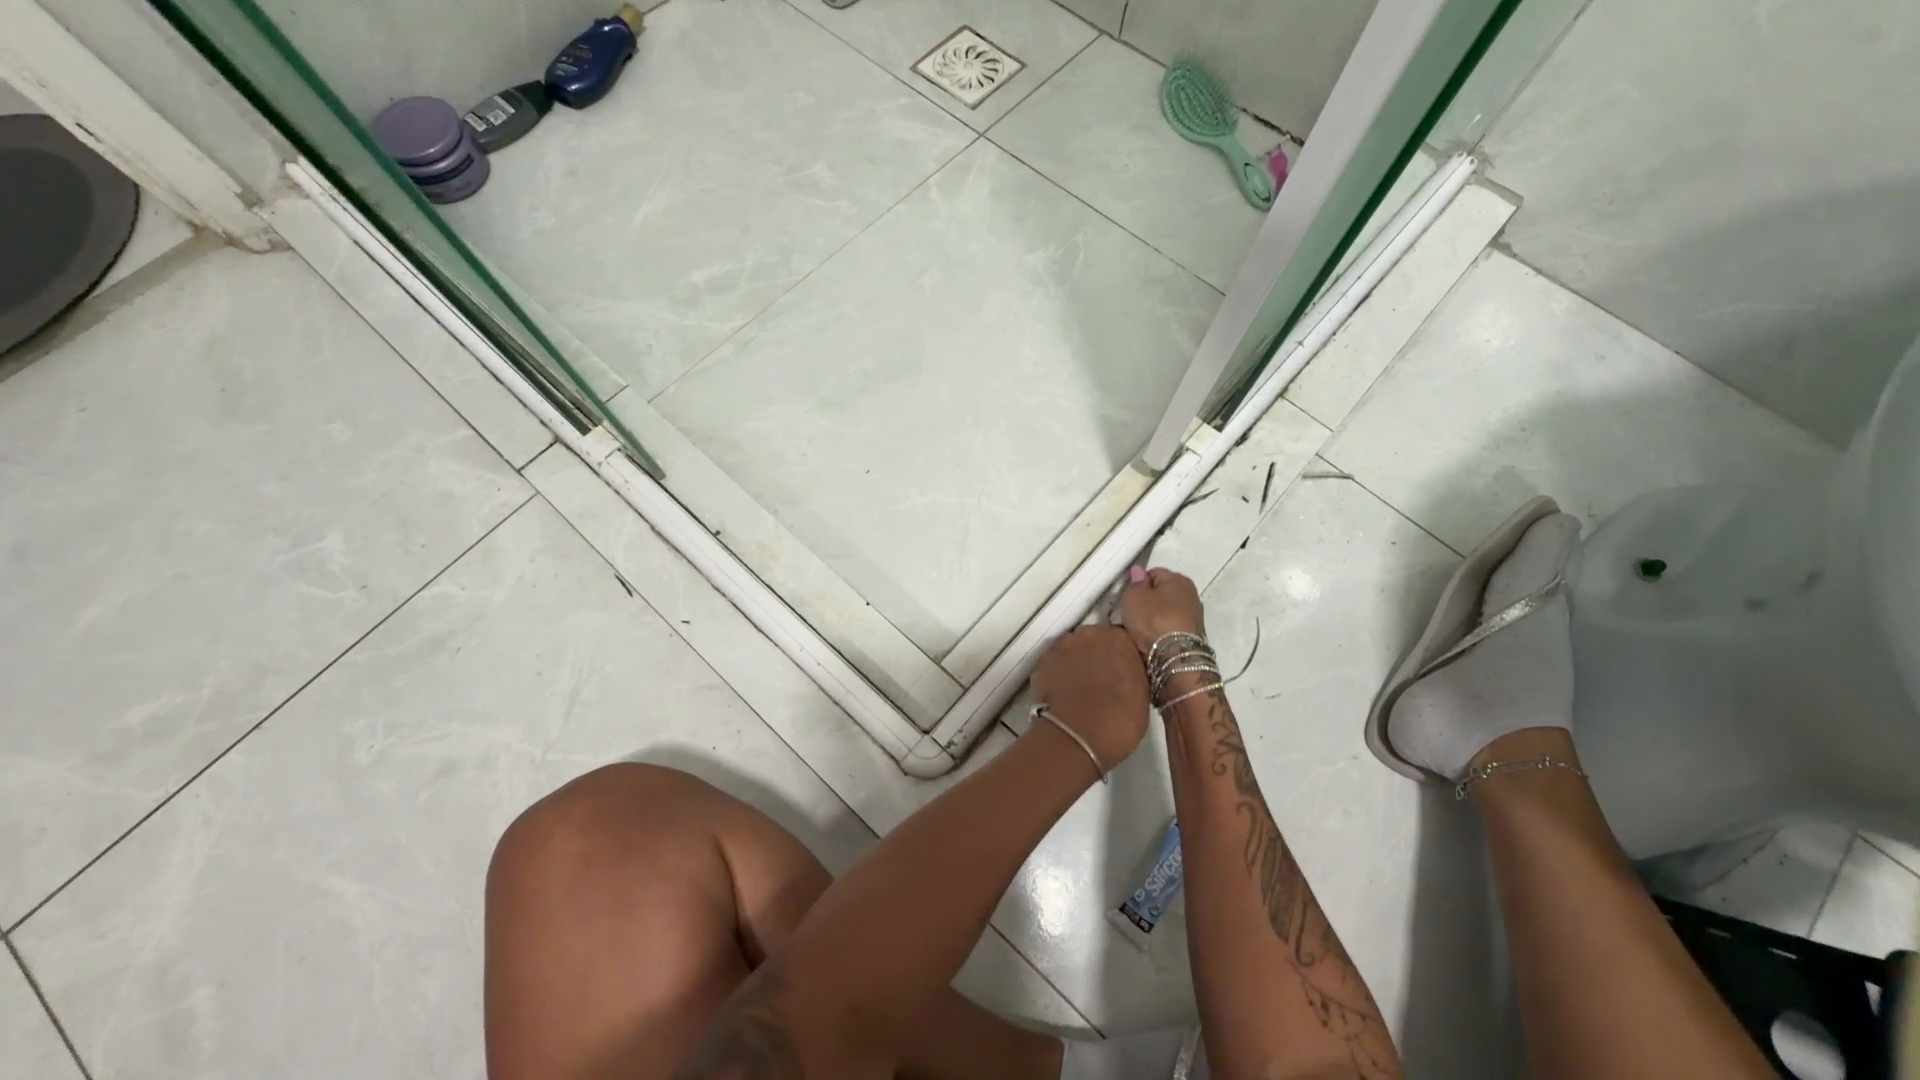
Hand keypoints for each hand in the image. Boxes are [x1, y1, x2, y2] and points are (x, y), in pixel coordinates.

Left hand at [1029, 625, 1149, 772]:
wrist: (1080, 736)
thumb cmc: (1118, 718)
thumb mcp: (1142, 694)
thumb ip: (1134, 674)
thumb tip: (1128, 676)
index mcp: (1118, 638)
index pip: (1121, 640)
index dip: (1120, 658)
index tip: (1121, 672)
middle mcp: (1088, 635)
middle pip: (1092, 641)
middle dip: (1096, 657)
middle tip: (1102, 681)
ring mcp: (1061, 648)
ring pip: (1071, 651)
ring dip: (1075, 664)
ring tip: (1081, 691)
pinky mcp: (1041, 665)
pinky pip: (1053, 666)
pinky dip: (1057, 676)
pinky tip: (1064, 696)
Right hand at [1119, 567, 1207, 657]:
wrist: (1175, 656)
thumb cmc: (1153, 620)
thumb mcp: (1134, 598)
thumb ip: (1135, 583)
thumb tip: (1138, 570)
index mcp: (1179, 579)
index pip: (1154, 573)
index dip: (1138, 584)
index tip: (1128, 598)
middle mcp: (1191, 594)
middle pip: (1163, 593)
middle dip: (1148, 601)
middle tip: (1133, 614)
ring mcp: (1195, 616)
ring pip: (1168, 611)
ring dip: (1156, 618)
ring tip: (1141, 630)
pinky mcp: (1195, 635)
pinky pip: (1172, 627)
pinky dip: (1163, 631)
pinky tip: (1153, 639)